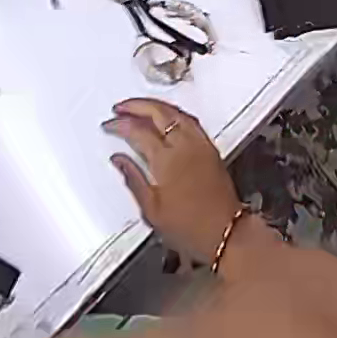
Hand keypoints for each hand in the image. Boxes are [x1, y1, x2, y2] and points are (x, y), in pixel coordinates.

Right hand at [103, 99, 260, 265]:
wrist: (226, 233)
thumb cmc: (191, 227)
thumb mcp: (152, 210)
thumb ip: (133, 179)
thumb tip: (119, 160)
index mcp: (167, 161)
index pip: (138, 131)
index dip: (120, 125)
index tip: (109, 125)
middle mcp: (185, 146)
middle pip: (157, 112)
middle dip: (136, 105)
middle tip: (120, 108)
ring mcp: (199, 144)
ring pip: (175, 111)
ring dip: (155, 105)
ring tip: (139, 105)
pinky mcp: (210, 147)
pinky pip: (189, 119)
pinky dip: (174, 111)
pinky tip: (167, 114)